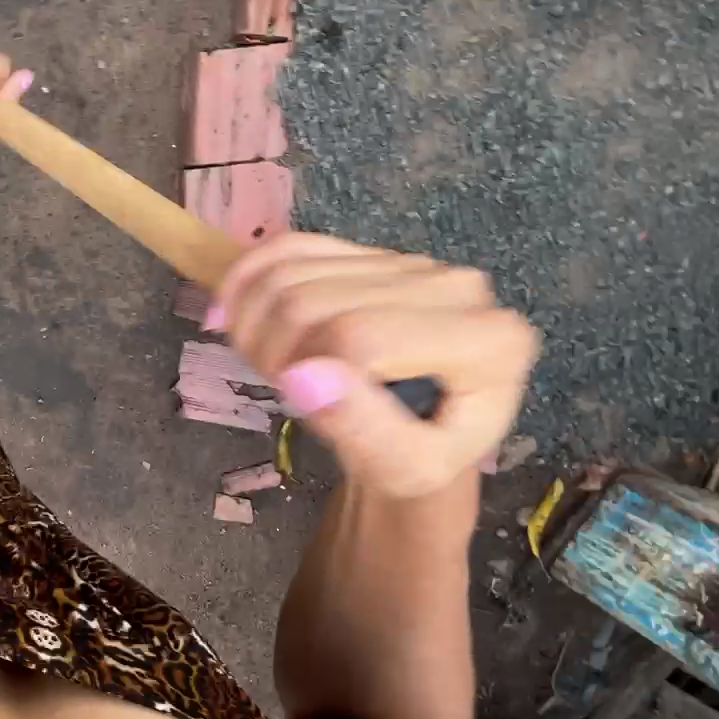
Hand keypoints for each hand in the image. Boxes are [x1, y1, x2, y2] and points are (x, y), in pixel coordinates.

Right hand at [213, 233, 537, 499]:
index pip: (356, 336)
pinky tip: (230, 314)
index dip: (303, 372)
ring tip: (268, 361)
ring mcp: (408, 263)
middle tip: (276, 385)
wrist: (421, 435)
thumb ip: (365, 430)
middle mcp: (456, 287)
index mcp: (488, 342)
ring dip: (251, 323)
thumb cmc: (419, 459)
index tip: (298, 404)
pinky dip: (243, 279)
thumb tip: (302, 375)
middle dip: (271, 350)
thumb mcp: (403, 470)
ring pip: (287, 275)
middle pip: (310, 302)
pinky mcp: (367, 253)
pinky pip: (286, 247)